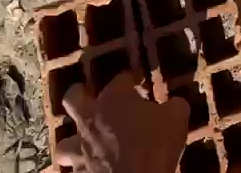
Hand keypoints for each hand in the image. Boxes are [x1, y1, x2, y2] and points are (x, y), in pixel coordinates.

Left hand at [54, 71, 190, 172]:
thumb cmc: (156, 144)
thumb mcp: (177, 115)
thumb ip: (173, 104)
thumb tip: (173, 104)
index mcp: (114, 98)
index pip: (121, 78)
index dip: (132, 79)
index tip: (140, 83)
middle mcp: (91, 120)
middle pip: (73, 98)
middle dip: (79, 94)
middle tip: (90, 97)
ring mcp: (81, 151)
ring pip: (63, 144)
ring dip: (73, 143)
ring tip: (85, 145)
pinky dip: (81, 171)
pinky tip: (91, 172)